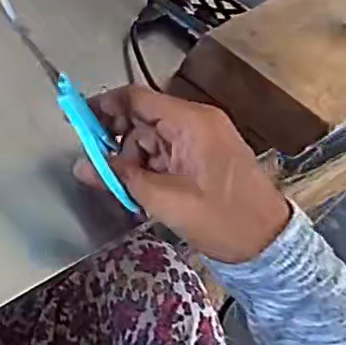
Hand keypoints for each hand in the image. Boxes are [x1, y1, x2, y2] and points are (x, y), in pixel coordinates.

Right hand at [74, 84, 291, 263]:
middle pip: (137, 117)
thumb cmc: (221, 218)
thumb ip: (118, 176)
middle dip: (115, 140)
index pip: (135, 97)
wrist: (270, 247)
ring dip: (130, 158)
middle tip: (101, 165)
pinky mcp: (200, 153)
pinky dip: (145, 165)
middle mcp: (196, 122)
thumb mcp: (161, 198)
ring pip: (145, 136)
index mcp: (190, 122)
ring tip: (129, 187)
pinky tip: (143, 188)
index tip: (75, 121)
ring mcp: (200, 137)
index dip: (101, 105)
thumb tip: (81, 165)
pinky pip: (160, 149)